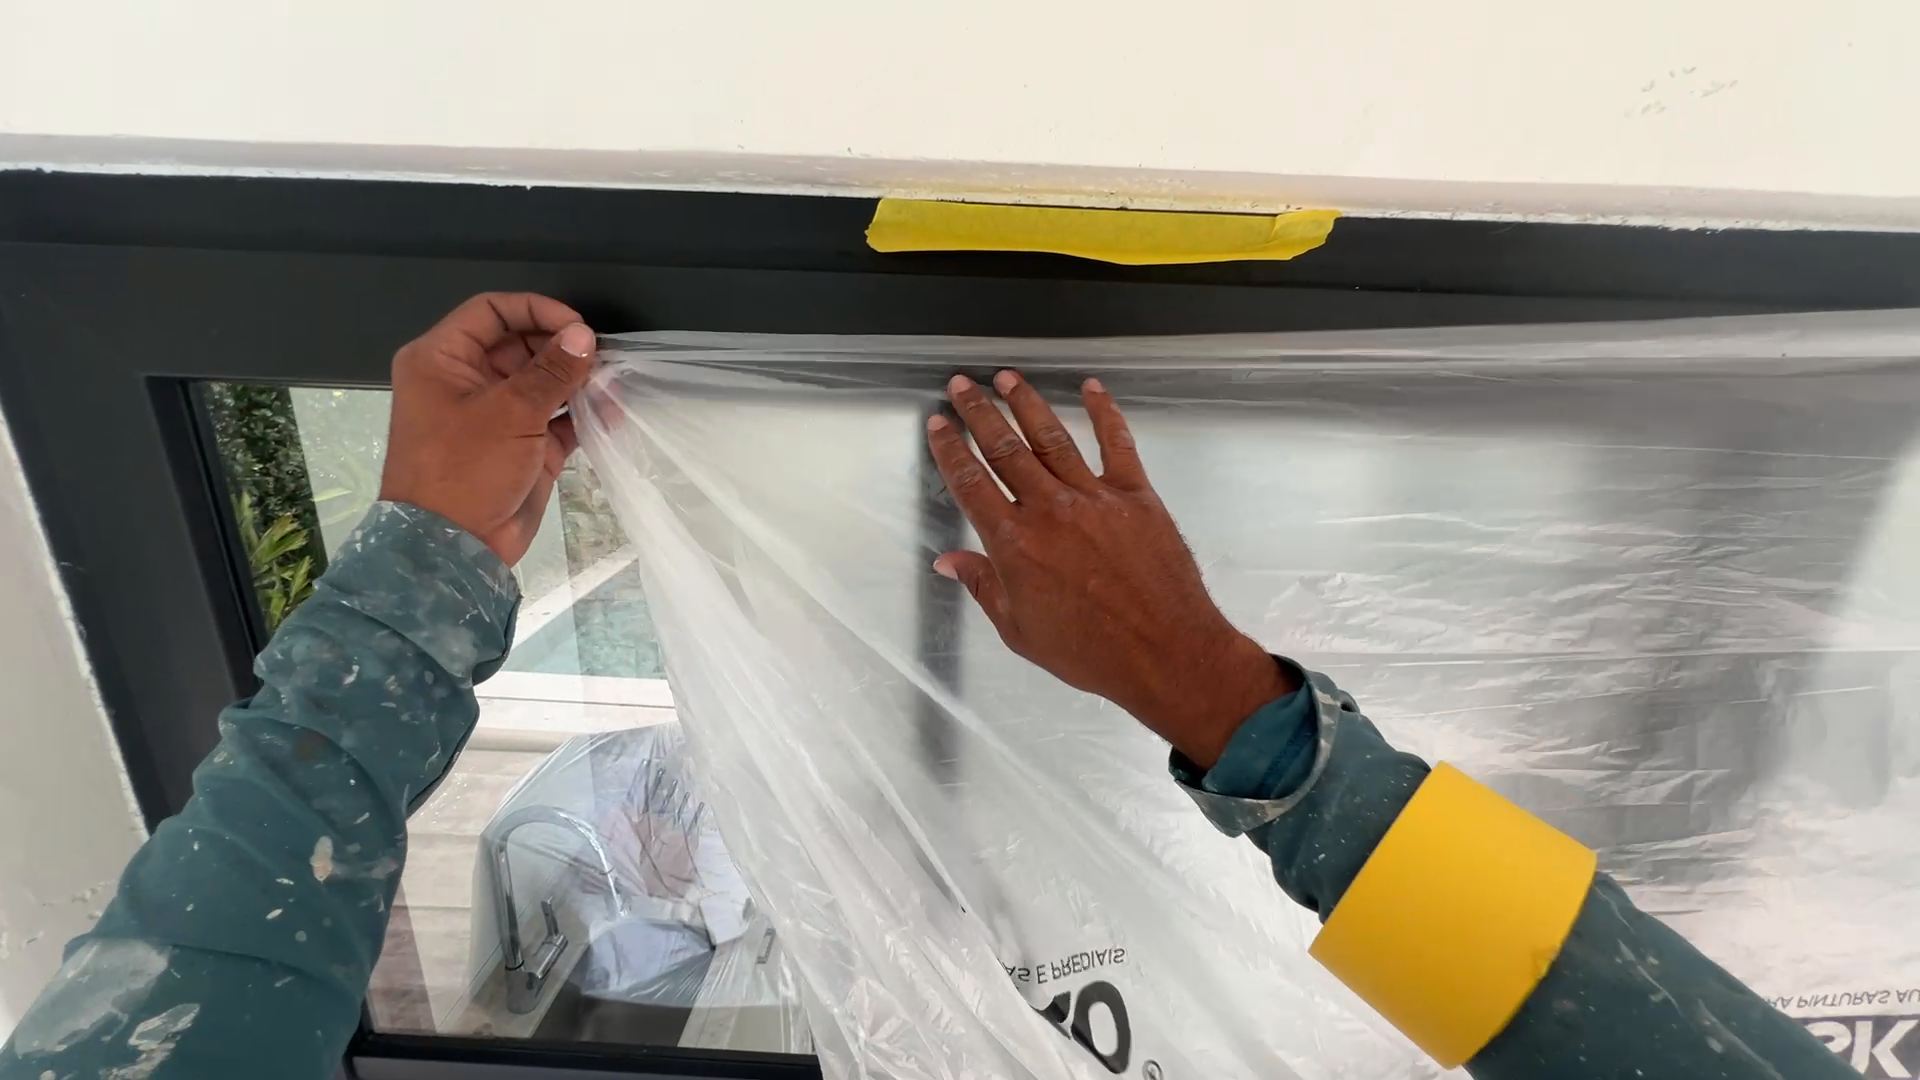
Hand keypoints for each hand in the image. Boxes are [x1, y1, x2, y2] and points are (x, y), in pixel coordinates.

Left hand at [378, 293, 596, 564]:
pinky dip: (584, 415)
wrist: (456, 542)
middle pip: (524, 345)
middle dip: (565, 350)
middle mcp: (470, 380)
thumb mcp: (510, 411)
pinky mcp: (526, 444)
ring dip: (579, 383)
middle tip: (602, 361)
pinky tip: (611, 415)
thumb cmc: (466, 468)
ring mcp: (500, 414)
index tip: (578, 326)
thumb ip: (552, 371)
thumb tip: (585, 336)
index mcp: (445, 359)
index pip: (492, 312)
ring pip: (546, 382)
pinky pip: (560, 418)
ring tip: (612, 389)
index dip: (536, 310)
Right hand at [926, 371, 1297, 767]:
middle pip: (1005, 449)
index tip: (938, 424)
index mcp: (1015, 543)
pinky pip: (1117, 443)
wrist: (1165, 653)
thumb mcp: (1019, 630)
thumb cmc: (1088, 652)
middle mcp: (1049, 509)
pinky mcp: (1135, 494)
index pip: (971, 484)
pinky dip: (1104, 412)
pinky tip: (1091, 388)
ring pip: (1052, 437)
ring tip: (1007, 378)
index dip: (950, 450)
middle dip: (979, 413)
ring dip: (1026, 403)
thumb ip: (983, 587)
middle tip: (962, 384)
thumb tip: (948, 560)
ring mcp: (1094, 496)